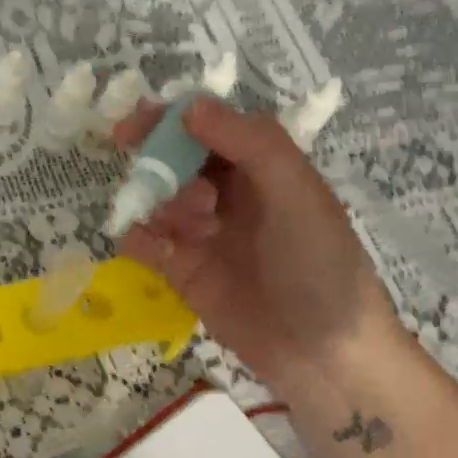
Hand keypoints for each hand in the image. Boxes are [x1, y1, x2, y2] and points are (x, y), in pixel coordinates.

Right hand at [112, 97, 401, 388]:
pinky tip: (156, 250)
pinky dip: (141, 238)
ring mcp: (204, 232)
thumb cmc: (320, 265)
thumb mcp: (297, 193)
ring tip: (184, 229)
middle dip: (158, 163)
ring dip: (156, 203)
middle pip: (175, 160)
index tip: (135, 124)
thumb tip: (189, 106)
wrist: (322, 352)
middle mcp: (231, 194)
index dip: (171, 120)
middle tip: (152, 179)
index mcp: (264, 167)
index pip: (209, 126)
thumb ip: (250, 143)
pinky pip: (146, 241)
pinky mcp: (183, 270)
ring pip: (156, 198)